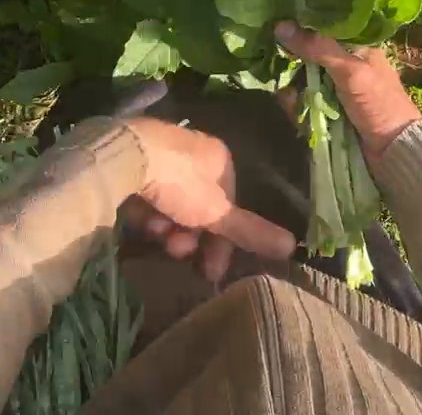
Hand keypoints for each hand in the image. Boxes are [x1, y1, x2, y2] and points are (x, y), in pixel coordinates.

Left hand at [121, 116, 296, 281]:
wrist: (128, 155)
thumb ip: (250, 231)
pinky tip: (138, 220)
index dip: (223, 241)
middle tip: (176, 252)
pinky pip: (147, 194)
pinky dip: (146, 212)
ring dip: (166, 227)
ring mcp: (162, 152)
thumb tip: (292, 245)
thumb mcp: (218, 213)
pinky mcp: (135, 158)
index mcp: (219, 157)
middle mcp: (193, 150)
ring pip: (171, 203)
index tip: (210, 271)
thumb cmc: (181, 182)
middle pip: (197, 206)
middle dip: (190, 236)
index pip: (229, 204)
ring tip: (155, 234)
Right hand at [275, 22, 421, 163]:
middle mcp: (343, 64)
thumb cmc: (378, 103)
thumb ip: (317, 47)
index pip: (323, 28)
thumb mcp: (349, 70)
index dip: (300, 28)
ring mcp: (334, 89)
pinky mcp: (328, 111)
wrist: (394, 152)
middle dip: (291, 64)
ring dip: (292, 89)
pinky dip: (296, 107)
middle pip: (307, 55)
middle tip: (275, 67)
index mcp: (356, 47)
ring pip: (302, 80)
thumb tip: (280, 26)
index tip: (277, 28)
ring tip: (289, 98)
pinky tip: (294, 110)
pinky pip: (304, 103)